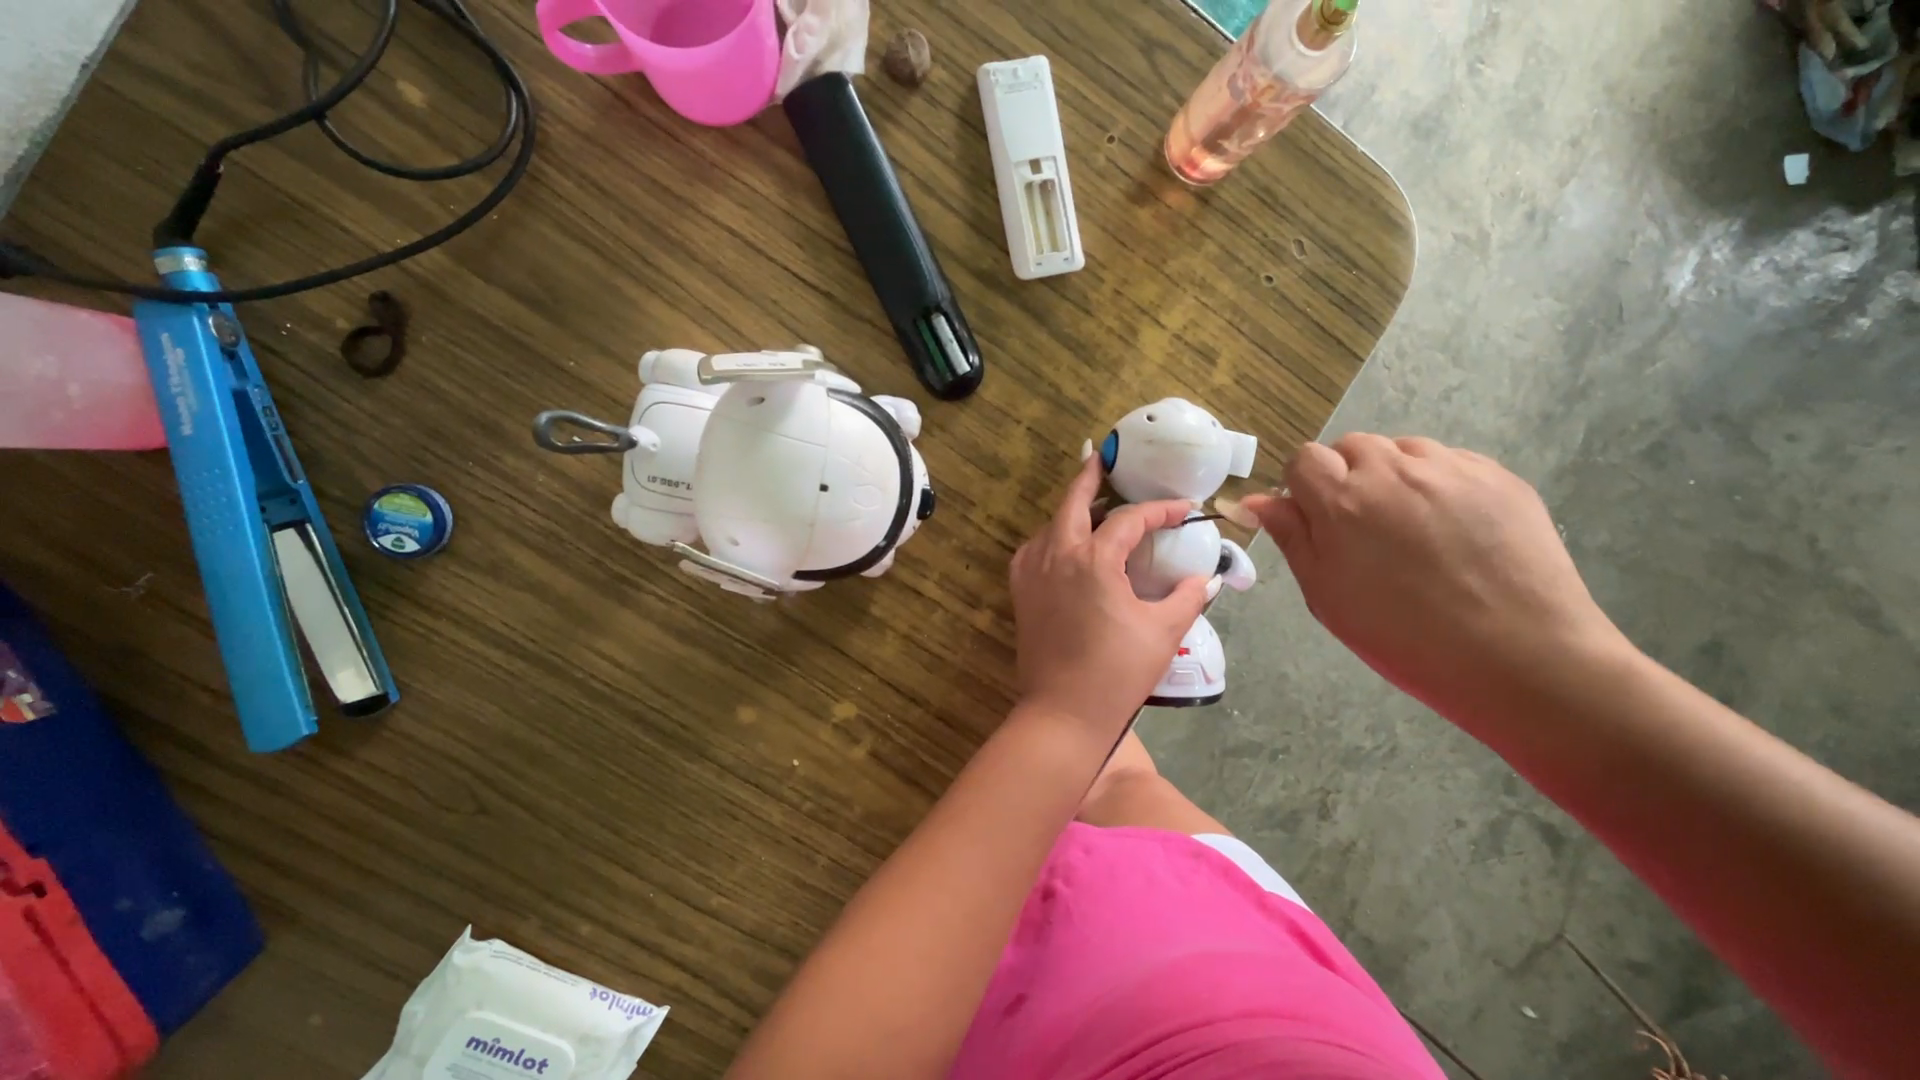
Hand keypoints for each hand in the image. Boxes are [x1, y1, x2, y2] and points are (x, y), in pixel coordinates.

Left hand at [1011, 456, 1211, 737]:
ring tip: (1093, 506)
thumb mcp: (1163, 631)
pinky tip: (1067, 548)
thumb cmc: (1117, 672)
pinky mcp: (1021, 594)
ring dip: (1072, 511)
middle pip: (1073, 503)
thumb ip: (1186, 597)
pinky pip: (1035, 551)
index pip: (1131, 519)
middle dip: (1089, 477)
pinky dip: (1053, 539)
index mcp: (1094, 560)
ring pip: (1051, 526)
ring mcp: (1033, 573)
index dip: (1161, 510)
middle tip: (1104, 460)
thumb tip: (1204, 578)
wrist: (1064, 712)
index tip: (1186, 509)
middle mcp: (1057, 556)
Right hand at [1243, 435, 1626, 724]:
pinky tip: (1456, 532)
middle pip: (1353, 448)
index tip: (1320, 523)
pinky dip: (1442, 486)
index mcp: (1342, 501)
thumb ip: (1292, 539)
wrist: (1520, 654)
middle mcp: (1392, 469)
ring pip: (1404, 451)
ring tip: (1416, 531)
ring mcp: (1450, 468)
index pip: (1304, 460)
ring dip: (1396, 478)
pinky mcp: (1497, 475)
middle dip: (1349, 478)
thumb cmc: (1405, 637)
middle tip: (1367, 531)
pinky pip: (1452, 464)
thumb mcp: (1328, 597)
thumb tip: (1256, 501)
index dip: (1306, 488)